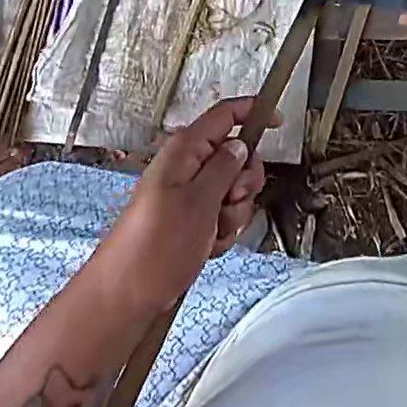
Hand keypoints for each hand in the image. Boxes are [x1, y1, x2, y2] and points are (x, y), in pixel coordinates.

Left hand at [92, 99, 265, 313]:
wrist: (128, 295)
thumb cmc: (156, 245)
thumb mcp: (200, 200)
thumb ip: (226, 167)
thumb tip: (242, 144)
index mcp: (186, 150)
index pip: (224, 115)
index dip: (252, 111)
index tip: (277, 120)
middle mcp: (188, 165)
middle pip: (237, 156)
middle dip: (244, 182)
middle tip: (230, 200)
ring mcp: (190, 193)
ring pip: (234, 189)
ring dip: (234, 212)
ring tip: (213, 229)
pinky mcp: (192, 217)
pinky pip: (224, 214)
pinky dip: (223, 230)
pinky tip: (209, 243)